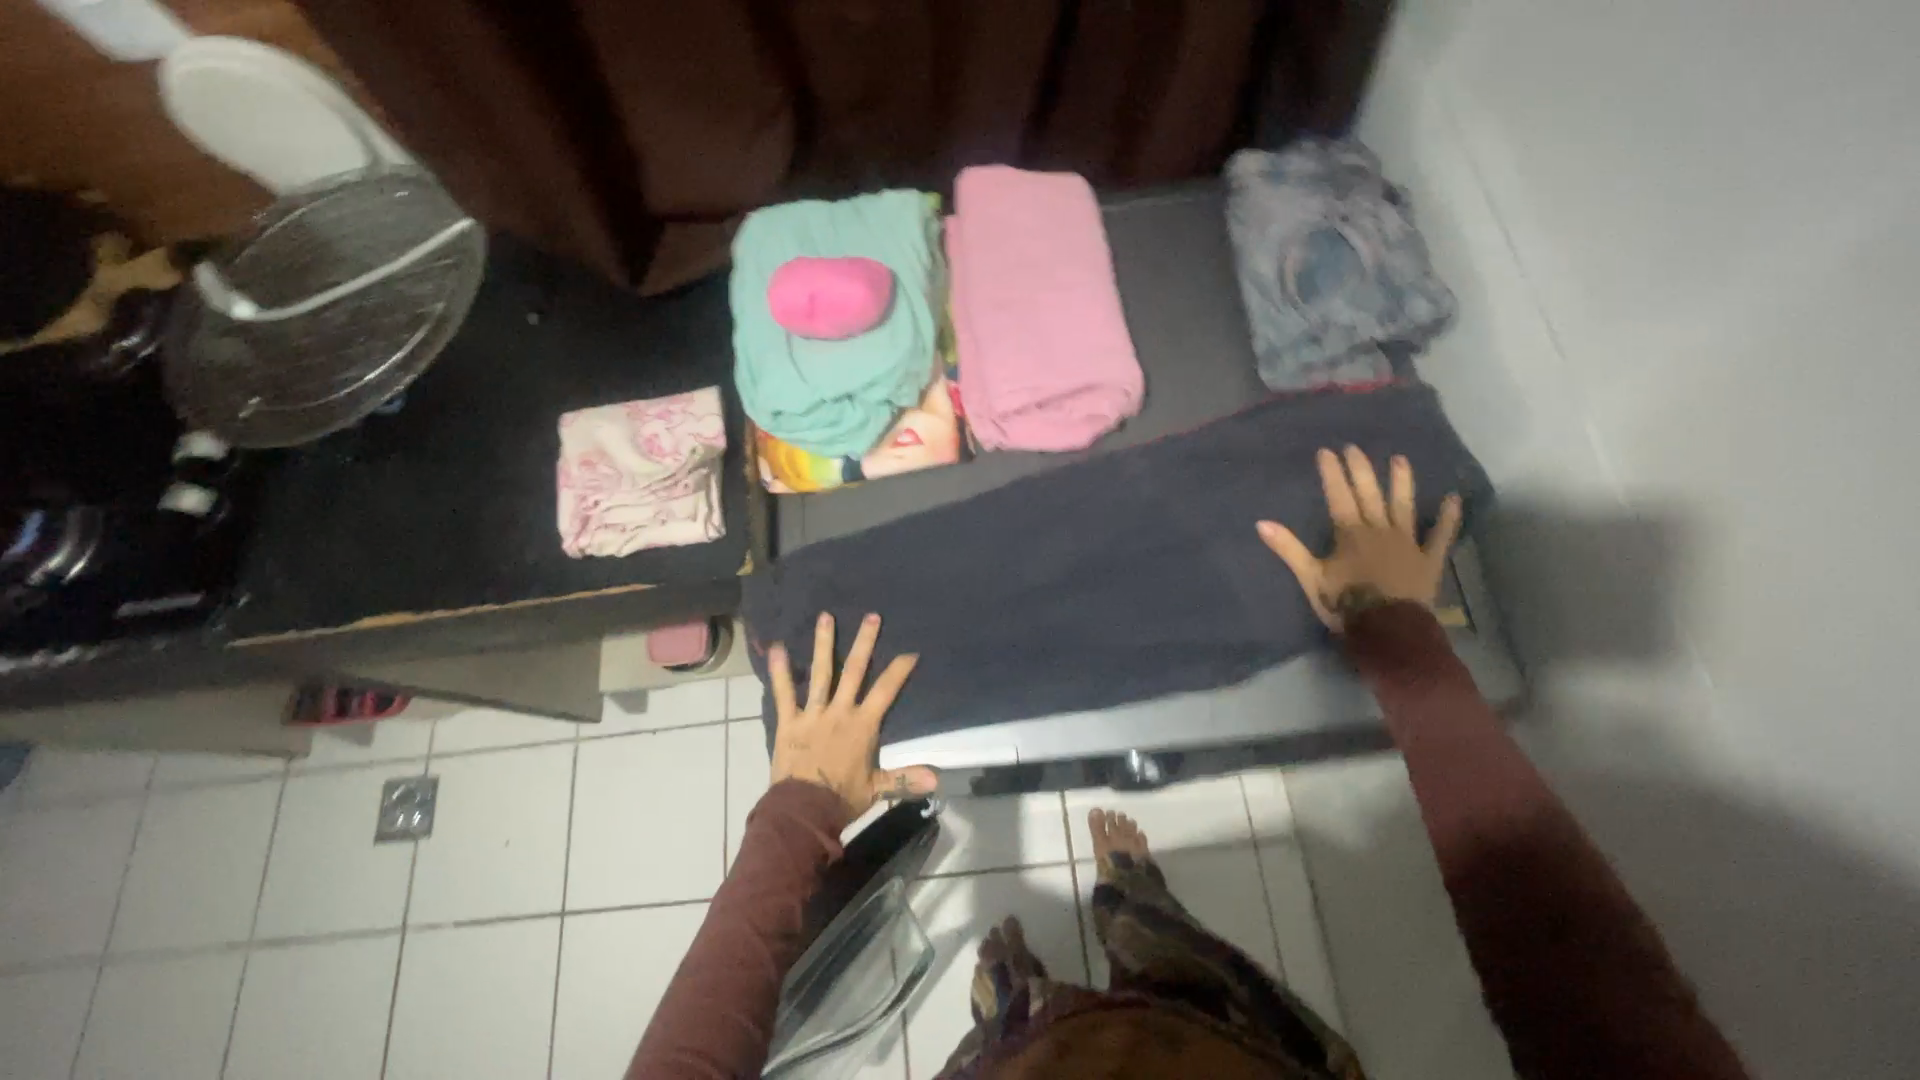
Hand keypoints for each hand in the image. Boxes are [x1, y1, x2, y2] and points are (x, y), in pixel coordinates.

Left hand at [767, 612, 938, 824]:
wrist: (803, 810)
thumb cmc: (842, 799)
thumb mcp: (877, 789)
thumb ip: (905, 779)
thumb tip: (936, 779)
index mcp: (863, 726)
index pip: (885, 691)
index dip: (899, 670)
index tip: (910, 651)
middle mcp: (839, 712)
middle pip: (855, 671)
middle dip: (864, 642)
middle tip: (871, 616)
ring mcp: (812, 714)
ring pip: (820, 673)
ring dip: (824, 644)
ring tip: (825, 617)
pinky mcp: (789, 722)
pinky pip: (783, 693)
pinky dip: (780, 672)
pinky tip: (777, 648)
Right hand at [1257, 446, 1461, 631]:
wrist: (1388, 632)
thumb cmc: (1345, 606)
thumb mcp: (1311, 579)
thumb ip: (1289, 549)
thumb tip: (1262, 523)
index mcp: (1350, 535)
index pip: (1339, 497)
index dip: (1332, 474)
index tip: (1327, 451)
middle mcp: (1379, 531)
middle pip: (1370, 495)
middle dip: (1361, 470)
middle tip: (1355, 447)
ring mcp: (1407, 543)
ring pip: (1404, 507)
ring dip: (1402, 483)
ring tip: (1400, 459)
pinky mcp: (1429, 560)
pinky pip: (1441, 536)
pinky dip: (1448, 518)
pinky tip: (1454, 499)